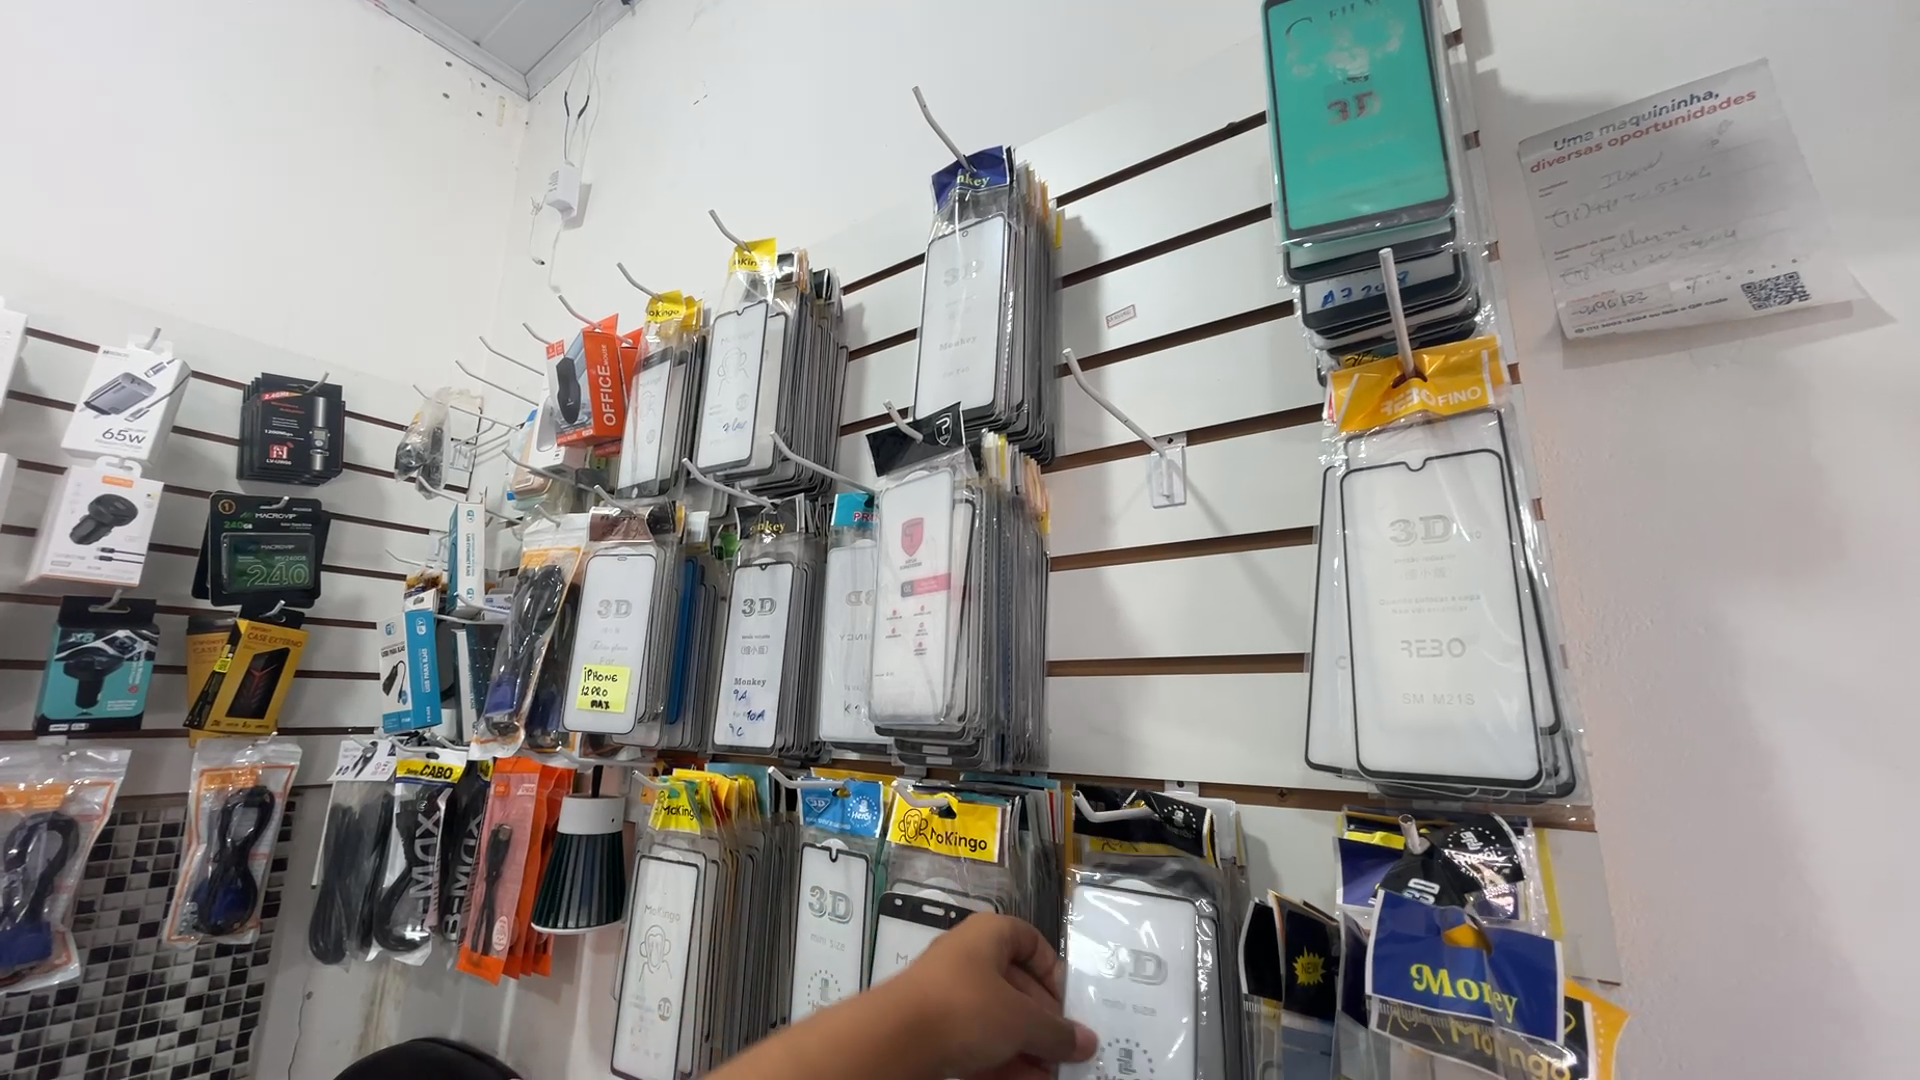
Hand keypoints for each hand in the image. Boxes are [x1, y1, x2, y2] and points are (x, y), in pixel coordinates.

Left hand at [887, 913, 1096, 1079]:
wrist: (897, 1039)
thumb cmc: (966, 1007)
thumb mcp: (1021, 1020)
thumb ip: (1056, 1032)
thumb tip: (1087, 1041)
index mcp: (990, 934)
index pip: (1031, 942)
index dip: (1053, 973)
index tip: (1068, 1008)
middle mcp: (970, 956)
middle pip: (1017, 986)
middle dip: (1043, 1024)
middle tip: (1064, 1054)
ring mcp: (951, 992)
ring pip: (998, 1018)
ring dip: (1026, 1049)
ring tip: (1049, 1076)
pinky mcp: (936, 1026)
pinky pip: (978, 1040)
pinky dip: (1001, 1061)